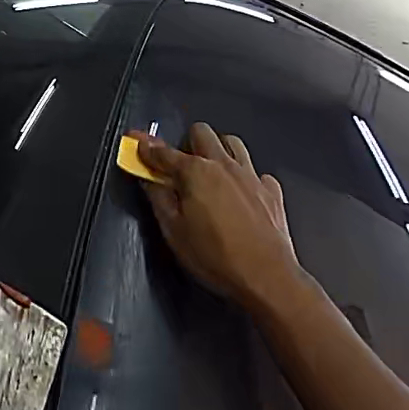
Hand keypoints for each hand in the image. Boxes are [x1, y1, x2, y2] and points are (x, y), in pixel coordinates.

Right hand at [130, 124, 299, 310]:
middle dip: (187, 143)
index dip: (146, 148)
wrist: (267, 277)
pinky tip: (242, 195)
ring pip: (232, 143)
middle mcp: (224, 164)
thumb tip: (148, 178)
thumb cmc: (214, 257)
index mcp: (196, 171)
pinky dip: (246, 178)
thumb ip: (158, 198)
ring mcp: (251, 175)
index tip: (136, 142)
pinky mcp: (272, 191)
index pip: (164, 153)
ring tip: (212, 173)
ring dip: (219, 151)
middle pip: (202, 132)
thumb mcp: (174, 232)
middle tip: (182, 167)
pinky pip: (257, 172)